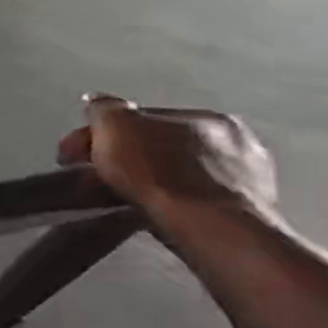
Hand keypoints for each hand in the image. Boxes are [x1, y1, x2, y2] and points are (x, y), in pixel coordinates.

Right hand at [57, 94, 278, 226]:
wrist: (207, 226)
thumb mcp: (113, 124)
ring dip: (146, 179)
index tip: (77, 152)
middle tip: (91, 173)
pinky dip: (167, 200)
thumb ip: (103, 108)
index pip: (143, 119)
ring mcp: (249, 182)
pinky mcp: (247, 215)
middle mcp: (238, 144)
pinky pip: (193, 199)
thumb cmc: (157, 169)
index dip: (103, 133)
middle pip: (161, 145)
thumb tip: (99, 102)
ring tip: (115, 194)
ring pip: (177, 172)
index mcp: (211, 118)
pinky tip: (148, 209)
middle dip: (124, 156)